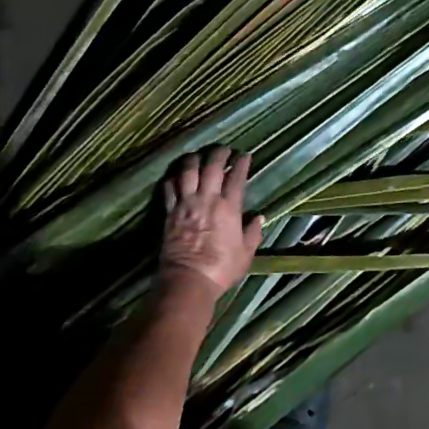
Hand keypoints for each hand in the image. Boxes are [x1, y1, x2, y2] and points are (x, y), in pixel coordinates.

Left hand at [159, 146, 263, 299]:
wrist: (189, 279)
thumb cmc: (221, 268)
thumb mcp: (246, 253)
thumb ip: (253, 233)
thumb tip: (259, 217)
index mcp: (229, 208)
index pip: (236, 178)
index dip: (241, 163)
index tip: (244, 156)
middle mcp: (207, 199)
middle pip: (211, 167)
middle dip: (218, 154)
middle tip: (223, 149)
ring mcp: (186, 204)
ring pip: (187, 172)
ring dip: (193, 160)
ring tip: (197, 156)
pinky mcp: (170, 212)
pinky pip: (169, 188)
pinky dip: (172, 179)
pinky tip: (175, 176)